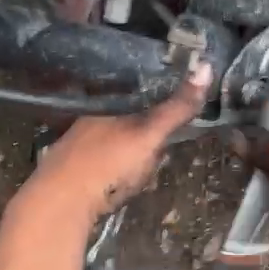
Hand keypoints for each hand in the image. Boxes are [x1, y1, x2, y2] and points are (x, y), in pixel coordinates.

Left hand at [19, 59, 213, 223]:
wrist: (62, 202)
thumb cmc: (108, 162)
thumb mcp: (149, 134)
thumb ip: (176, 107)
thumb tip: (206, 67)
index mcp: (107, 101)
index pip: (139, 86)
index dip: (162, 91)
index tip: (183, 100)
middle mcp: (90, 116)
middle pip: (128, 112)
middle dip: (147, 122)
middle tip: (167, 139)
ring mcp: (79, 142)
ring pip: (116, 137)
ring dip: (132, 147)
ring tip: (147, 161)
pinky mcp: (75, 167)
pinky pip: (106, 159)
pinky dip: (119, 165)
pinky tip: (122, 176)